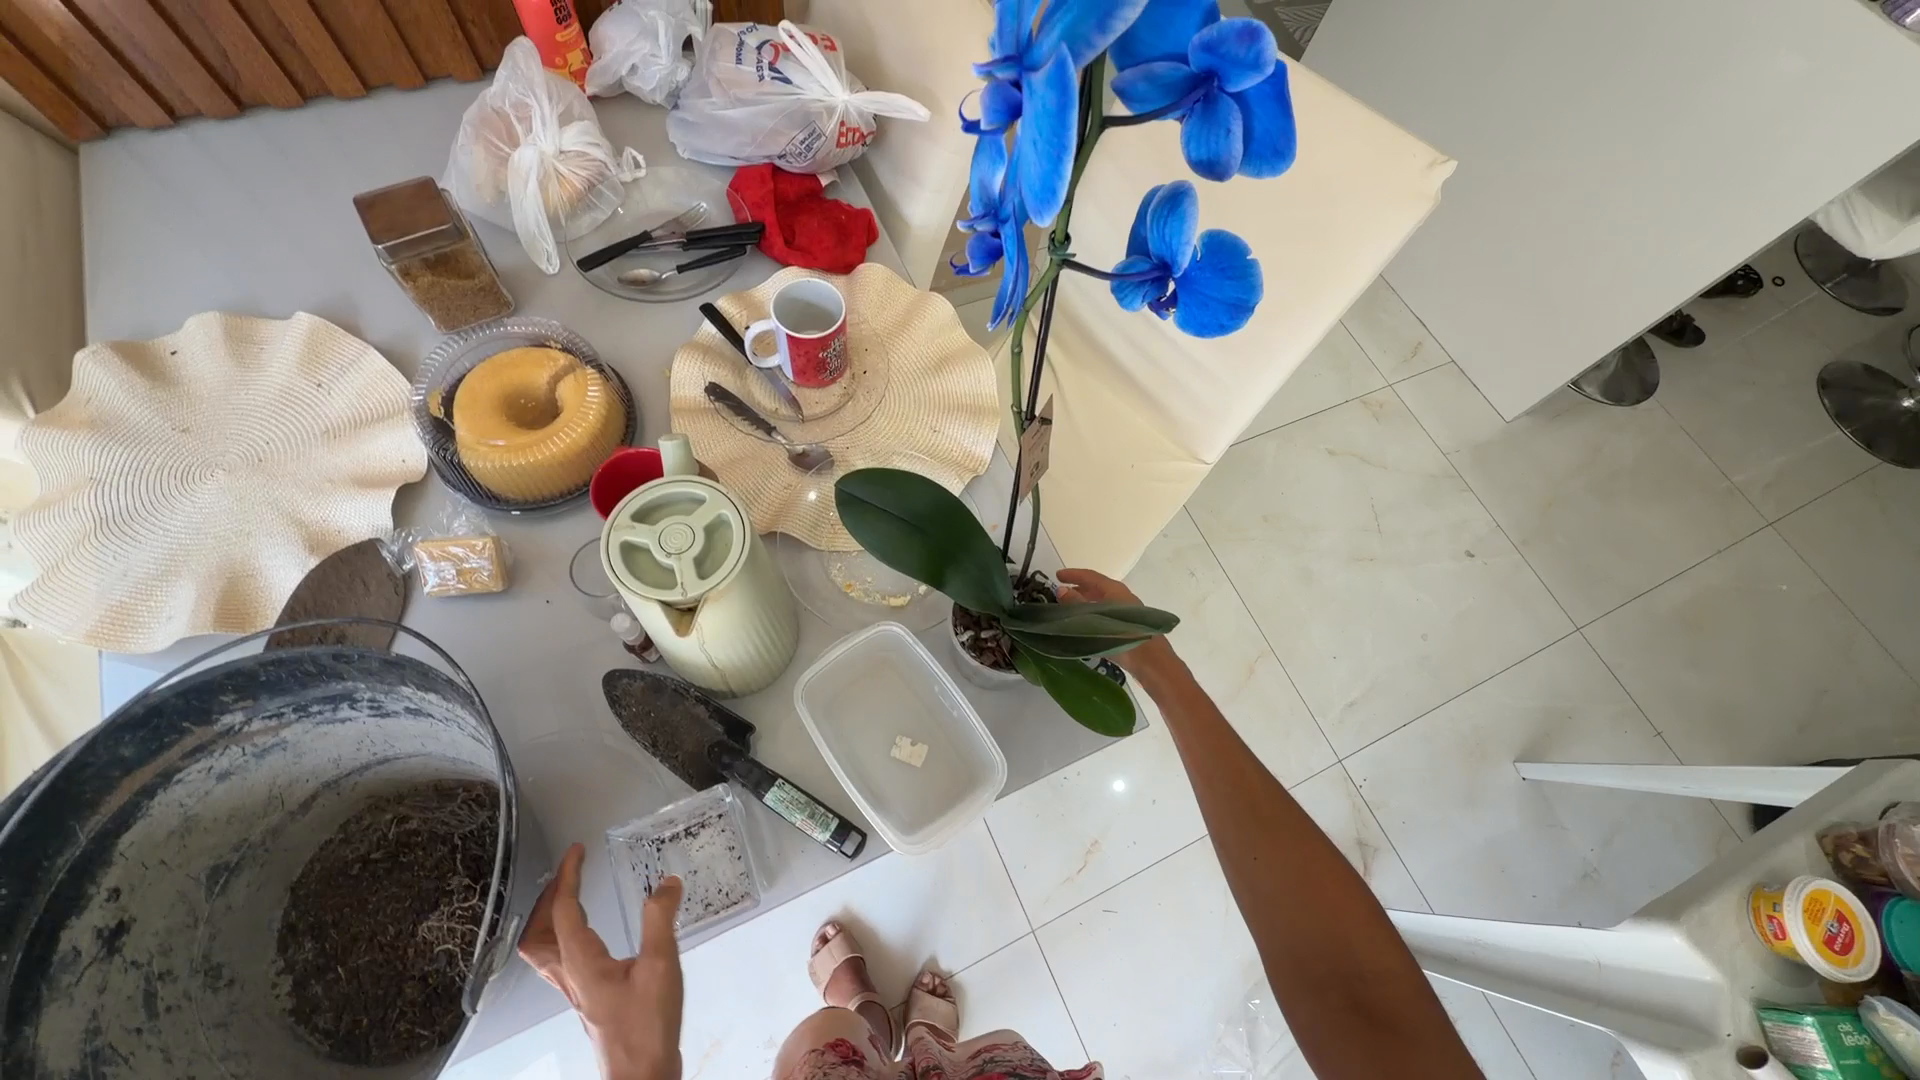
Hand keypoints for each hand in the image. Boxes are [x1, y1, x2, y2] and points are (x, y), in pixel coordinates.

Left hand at [519, 843, 683, 1079]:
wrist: (641, 1075)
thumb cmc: (647, 1024)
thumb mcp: (660, 966)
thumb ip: (661, 920)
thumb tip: (667, 882)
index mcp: (582, 962)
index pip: (564, 910)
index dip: (569, 876)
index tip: (578, 850)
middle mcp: (570, 976)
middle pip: (538, 934)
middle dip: (549, 898)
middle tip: (570, 871)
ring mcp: (577, 991)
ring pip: (545, 951)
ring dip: (550, 918)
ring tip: (572, 896)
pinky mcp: (589, 1000)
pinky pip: (562, 960)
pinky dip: (566, 935)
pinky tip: (592, 933)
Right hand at [1055, 567, 1180, 680]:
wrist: (1150, 662)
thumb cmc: (1121, 637)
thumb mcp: (1094, 620)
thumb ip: (1077, 605)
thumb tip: (1061, 590)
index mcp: (1115, 591)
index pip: (1091, 577)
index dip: (1073, 575)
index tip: (1057, 575)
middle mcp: (1122, 598)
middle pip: (1097, 588)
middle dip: (1079, 588)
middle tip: (1060, 592)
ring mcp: (1127, 613)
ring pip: (1102, 602)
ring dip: (1086, 602)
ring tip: (1069, 609)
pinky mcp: (1129, 627)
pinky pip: (1106, 614)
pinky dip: (1093, 614)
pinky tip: (1085, 625)